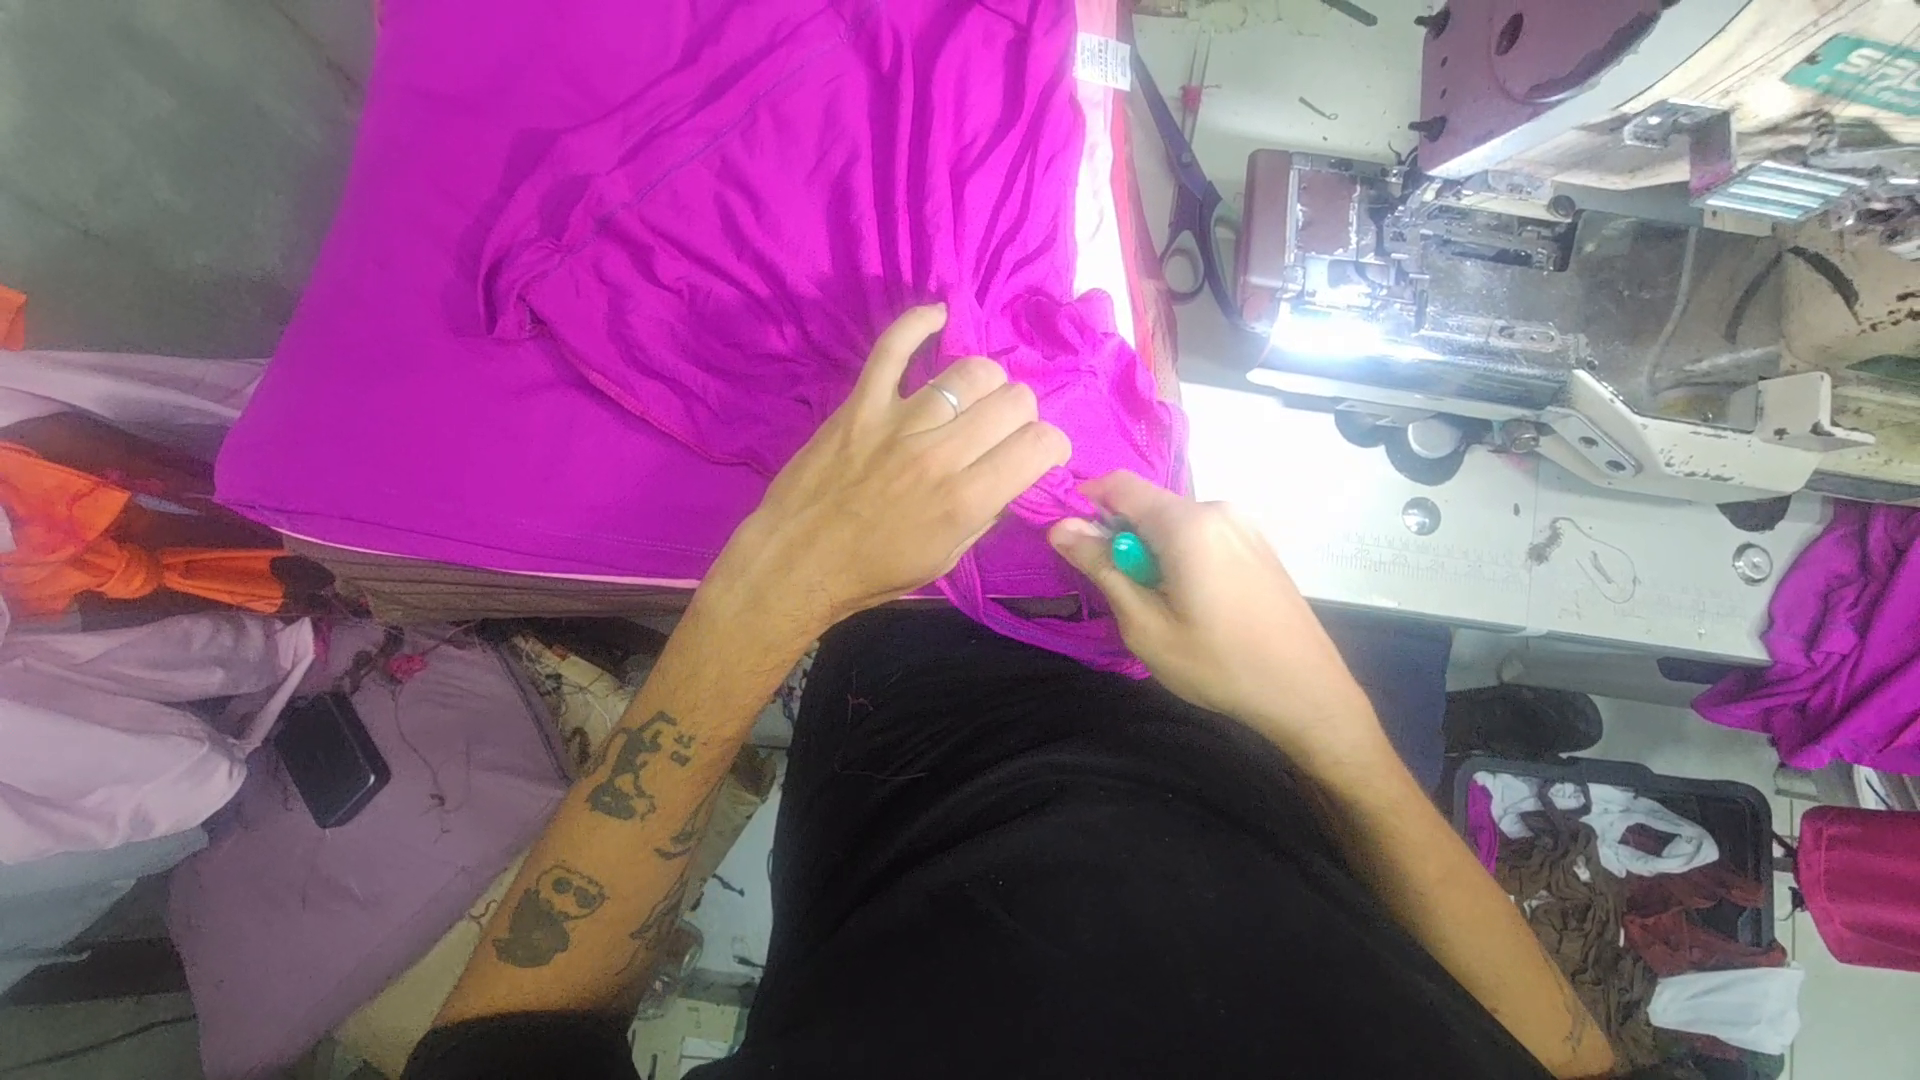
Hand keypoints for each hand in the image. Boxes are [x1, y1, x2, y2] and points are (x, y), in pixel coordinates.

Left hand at [708, 304, 1070, 635]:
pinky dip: (917, 324)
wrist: (796, 563)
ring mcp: (898, 421)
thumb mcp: (946, 558)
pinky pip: (893, 347)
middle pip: (1013, 400)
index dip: (1052, 447)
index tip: (1039, 455)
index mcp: (965, 499)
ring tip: (975, 399)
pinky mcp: (861, 404)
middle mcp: (940, 453)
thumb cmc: (873, 572)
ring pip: (970, 371)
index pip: (1039, 444)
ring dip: (986, 382)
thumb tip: (1008, 476)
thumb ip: (984, 513)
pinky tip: (938, 317)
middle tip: (1004, 432)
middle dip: (1022, 415)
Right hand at [1048, 470, 1388, 772]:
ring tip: (1160, 607)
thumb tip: (1061, 527)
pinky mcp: (1258, 545)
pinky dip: (1181, 558)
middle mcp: (1219, 510)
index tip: (1070, 541)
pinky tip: (1194, 604)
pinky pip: (1202, 536)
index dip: (1085, 503)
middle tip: (1119, 592)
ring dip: (1152, 553)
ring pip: (1175, 524)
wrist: (1307, 693)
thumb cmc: (1219, 664)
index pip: (1120, 485)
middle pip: (1149, 506)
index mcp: (1188, 524)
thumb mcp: (1146, 624)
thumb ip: (1102, 568)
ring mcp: (1244, 526)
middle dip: (1121, 538)